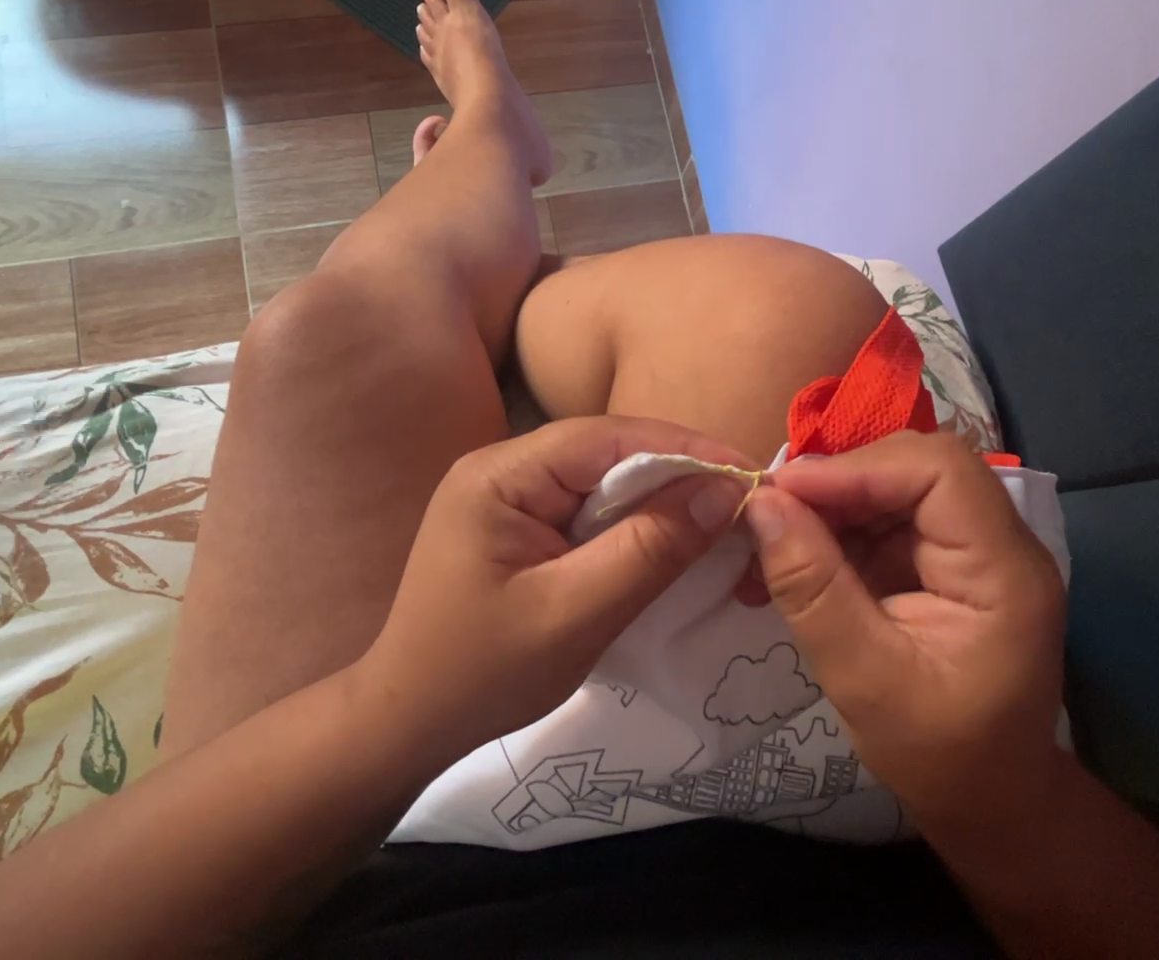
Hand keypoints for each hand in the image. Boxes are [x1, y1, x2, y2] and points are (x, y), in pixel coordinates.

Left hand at [356, 416, 754, 770]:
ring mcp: (506, 496)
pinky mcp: (517, 525)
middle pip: (605, 452)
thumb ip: (649, 550)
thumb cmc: (484, 673)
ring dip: (658, 500)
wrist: (409, 721)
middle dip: (676, 473)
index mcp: (500, 475)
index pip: (606, 437)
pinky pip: (586, 510)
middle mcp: (501, 469)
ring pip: (600, 481)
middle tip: (743, 502)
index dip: (683, 448)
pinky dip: (631, 524)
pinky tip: (667, 542)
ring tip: (719, 520)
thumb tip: (724, 492)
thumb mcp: (575, 614)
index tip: (750, 475)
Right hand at [742, 430, 1067, 838]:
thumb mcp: (864, 680)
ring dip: (825, 507)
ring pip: (890, 487)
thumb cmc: (938, 754)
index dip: (858, 468)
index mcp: (1004, 572)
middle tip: (767, 516)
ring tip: (767, 544)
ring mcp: (968, 549)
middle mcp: (996, 544)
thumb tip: (762, 504)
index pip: (940, 472)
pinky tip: (790, 560)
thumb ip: (813, 590)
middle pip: (914, 468)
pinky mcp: (938, 561)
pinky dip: (830, 532)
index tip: (782, 493)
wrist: (985, 799)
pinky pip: (880, 520)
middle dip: (835, 485)